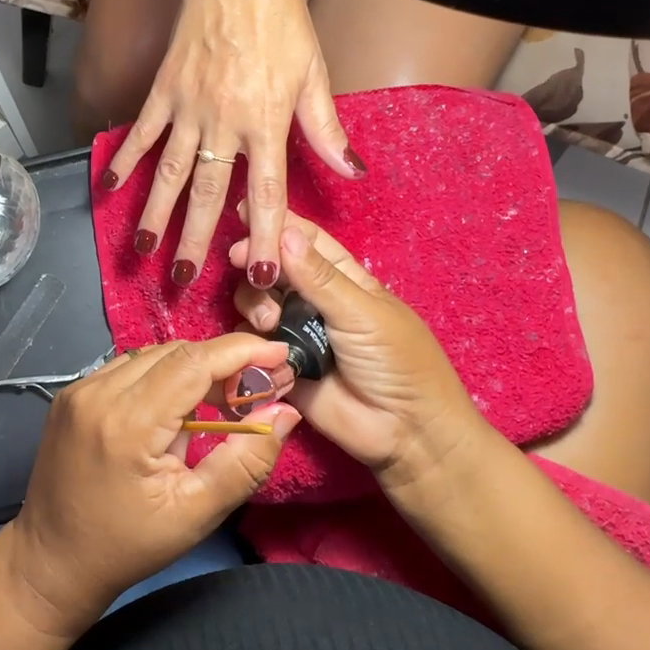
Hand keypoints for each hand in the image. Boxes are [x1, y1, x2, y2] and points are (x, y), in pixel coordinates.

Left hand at [5, 335, 300, 633]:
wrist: (51, 560)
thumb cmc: (126, 545)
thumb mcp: (195, 514)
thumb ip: (245, 461)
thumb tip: (285, 412)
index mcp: (127, 424)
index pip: (193, 363)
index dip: (241, 352)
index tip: (280, 353)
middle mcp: (97, 393)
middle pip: (173, 352)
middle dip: (221, 361)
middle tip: (259, 385)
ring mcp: (78, 390)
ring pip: (149, 355)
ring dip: (190, 367)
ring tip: (223, 397)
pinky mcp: (70, 395)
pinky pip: (126, 368)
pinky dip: (159, 376)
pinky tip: (177, 406)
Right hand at [103, 0, 358, 291]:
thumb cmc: (282, 21)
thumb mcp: (314, 74)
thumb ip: (326, 129)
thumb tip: (352, 171)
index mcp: (267, 122)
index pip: (268, 192)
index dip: (266, 237)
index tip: (262, 275)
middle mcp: (224, 122)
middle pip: (210, 193)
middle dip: (197, 240)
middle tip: (183, 279)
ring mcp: (188, 108)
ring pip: (171, 171)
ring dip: (156, 212)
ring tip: (144, 248)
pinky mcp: (164, 89)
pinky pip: (143, 131)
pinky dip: (126, 158)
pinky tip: (113, 185)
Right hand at [228, 208, 479, 489]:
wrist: (405, 433)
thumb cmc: (399, 363)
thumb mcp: (362, 313)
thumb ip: (319, 278)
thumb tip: (285, 233)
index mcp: (343, 279)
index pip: (305, 241)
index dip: (276, 227)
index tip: (244, 215)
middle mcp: (313, 302)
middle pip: (270, 269)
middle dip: (256, 267)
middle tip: (246, 268)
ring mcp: (294, 334)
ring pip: (253, 304)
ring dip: (254, 306)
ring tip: (269, 323)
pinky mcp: (279, 366)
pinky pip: (249, 346)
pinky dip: (250, 344)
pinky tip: (267, 354)